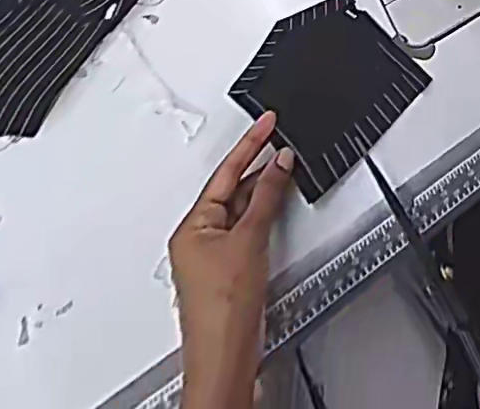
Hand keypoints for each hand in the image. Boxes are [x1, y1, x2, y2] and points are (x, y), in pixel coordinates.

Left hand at [170, 112, 296, 408]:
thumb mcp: (249, 239)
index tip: (266, 121)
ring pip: (243, 206)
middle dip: (258, 165)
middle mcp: (199, 237)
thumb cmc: (223, 310)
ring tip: (286, 165)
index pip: (226, 173)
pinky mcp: (232, 266)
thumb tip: (278, 163)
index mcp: (192, 226)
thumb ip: (267, 196)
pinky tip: (280, 201)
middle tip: (280, 138)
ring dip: (264, 188)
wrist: (227, 358)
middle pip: (233, 188)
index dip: (249, 143)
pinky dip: (265, 210)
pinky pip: (249, 224)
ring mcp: (216, 252)